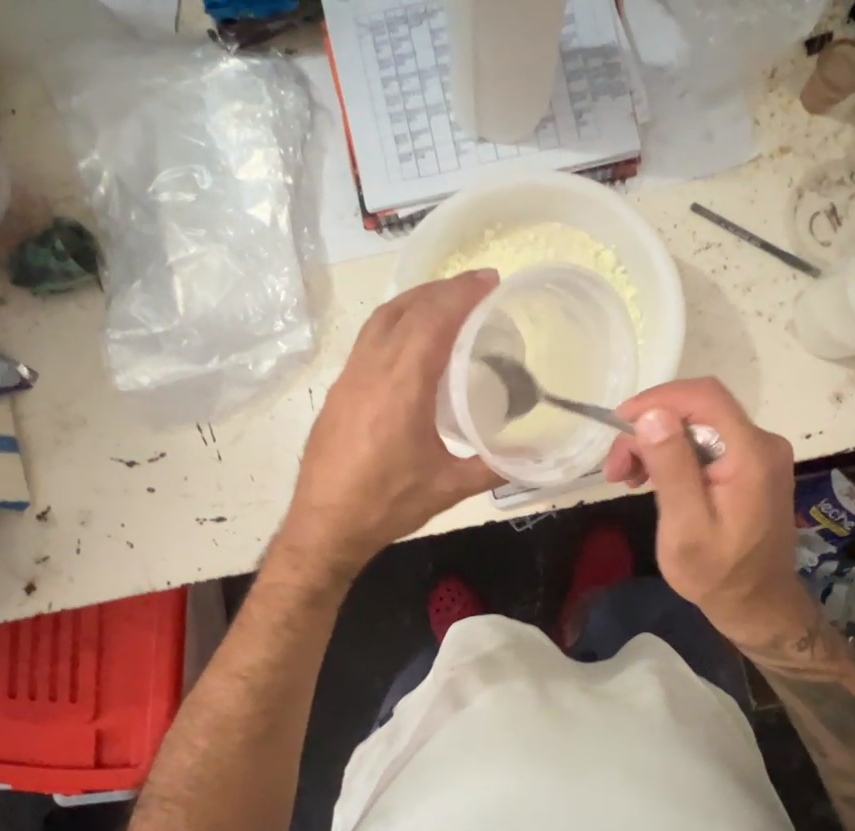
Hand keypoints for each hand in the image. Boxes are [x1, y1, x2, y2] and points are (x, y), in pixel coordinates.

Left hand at [276, 272, 502, 579]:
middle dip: (442, 290)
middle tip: (476, 288)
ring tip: (446, 304)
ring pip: (381, 320)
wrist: (325, 524)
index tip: (490, 282)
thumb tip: (529, 456)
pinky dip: (395, 324)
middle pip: (406, 309)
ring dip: (414, 302)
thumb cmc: (386, 505)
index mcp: (402, 386)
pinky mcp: (338, 391)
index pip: (433, 319)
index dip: (462, 294)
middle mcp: (371, 370)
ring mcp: (349, 378)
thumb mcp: (448, 488)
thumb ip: (492, 467)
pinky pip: (368, 340)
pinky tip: (411, 342)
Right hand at [602, 377, 809, 644]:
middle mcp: (761, 443)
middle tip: (615, 469)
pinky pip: (707, 444)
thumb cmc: (717, 573)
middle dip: (649, 429)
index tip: (619, 425)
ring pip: (698, 426)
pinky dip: (673, 455)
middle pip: (697, 410)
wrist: (757, 604)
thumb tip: (652, 415)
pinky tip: (652, 480)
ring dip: (656, 444)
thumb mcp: (686, 526)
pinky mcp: (751, 467)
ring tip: (626, 478)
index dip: (657, 400)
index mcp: (750, 454)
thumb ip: (672, 468)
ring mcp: (758, 454)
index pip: (704, 396)